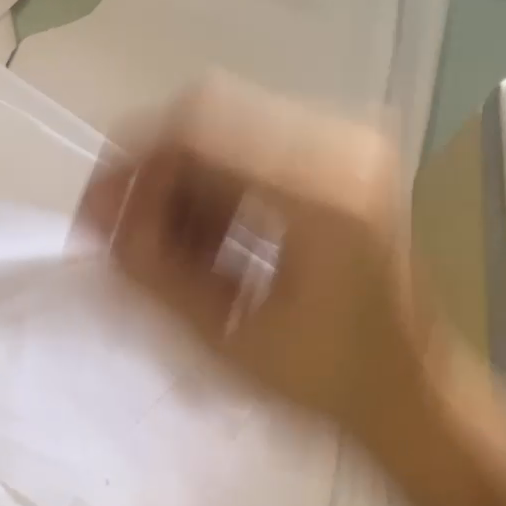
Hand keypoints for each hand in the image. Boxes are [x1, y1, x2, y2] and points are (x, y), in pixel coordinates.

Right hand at [83, 74, 434, 446]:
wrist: (412, 387)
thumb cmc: (327, 379)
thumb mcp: (226, 338)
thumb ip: (157, 275)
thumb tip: (99, 227)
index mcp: (323, 190)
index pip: (196, 131)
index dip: (130, 168)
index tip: (94, 219)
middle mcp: (342, 143)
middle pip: (205, 118)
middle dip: (148, 176)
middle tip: (118, 235)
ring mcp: (347, 142)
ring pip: (220, 129)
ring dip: (176, 186)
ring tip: (164, 251)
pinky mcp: (342, 154)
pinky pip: (246, 146)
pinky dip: (207, 189)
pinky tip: (201, 242)